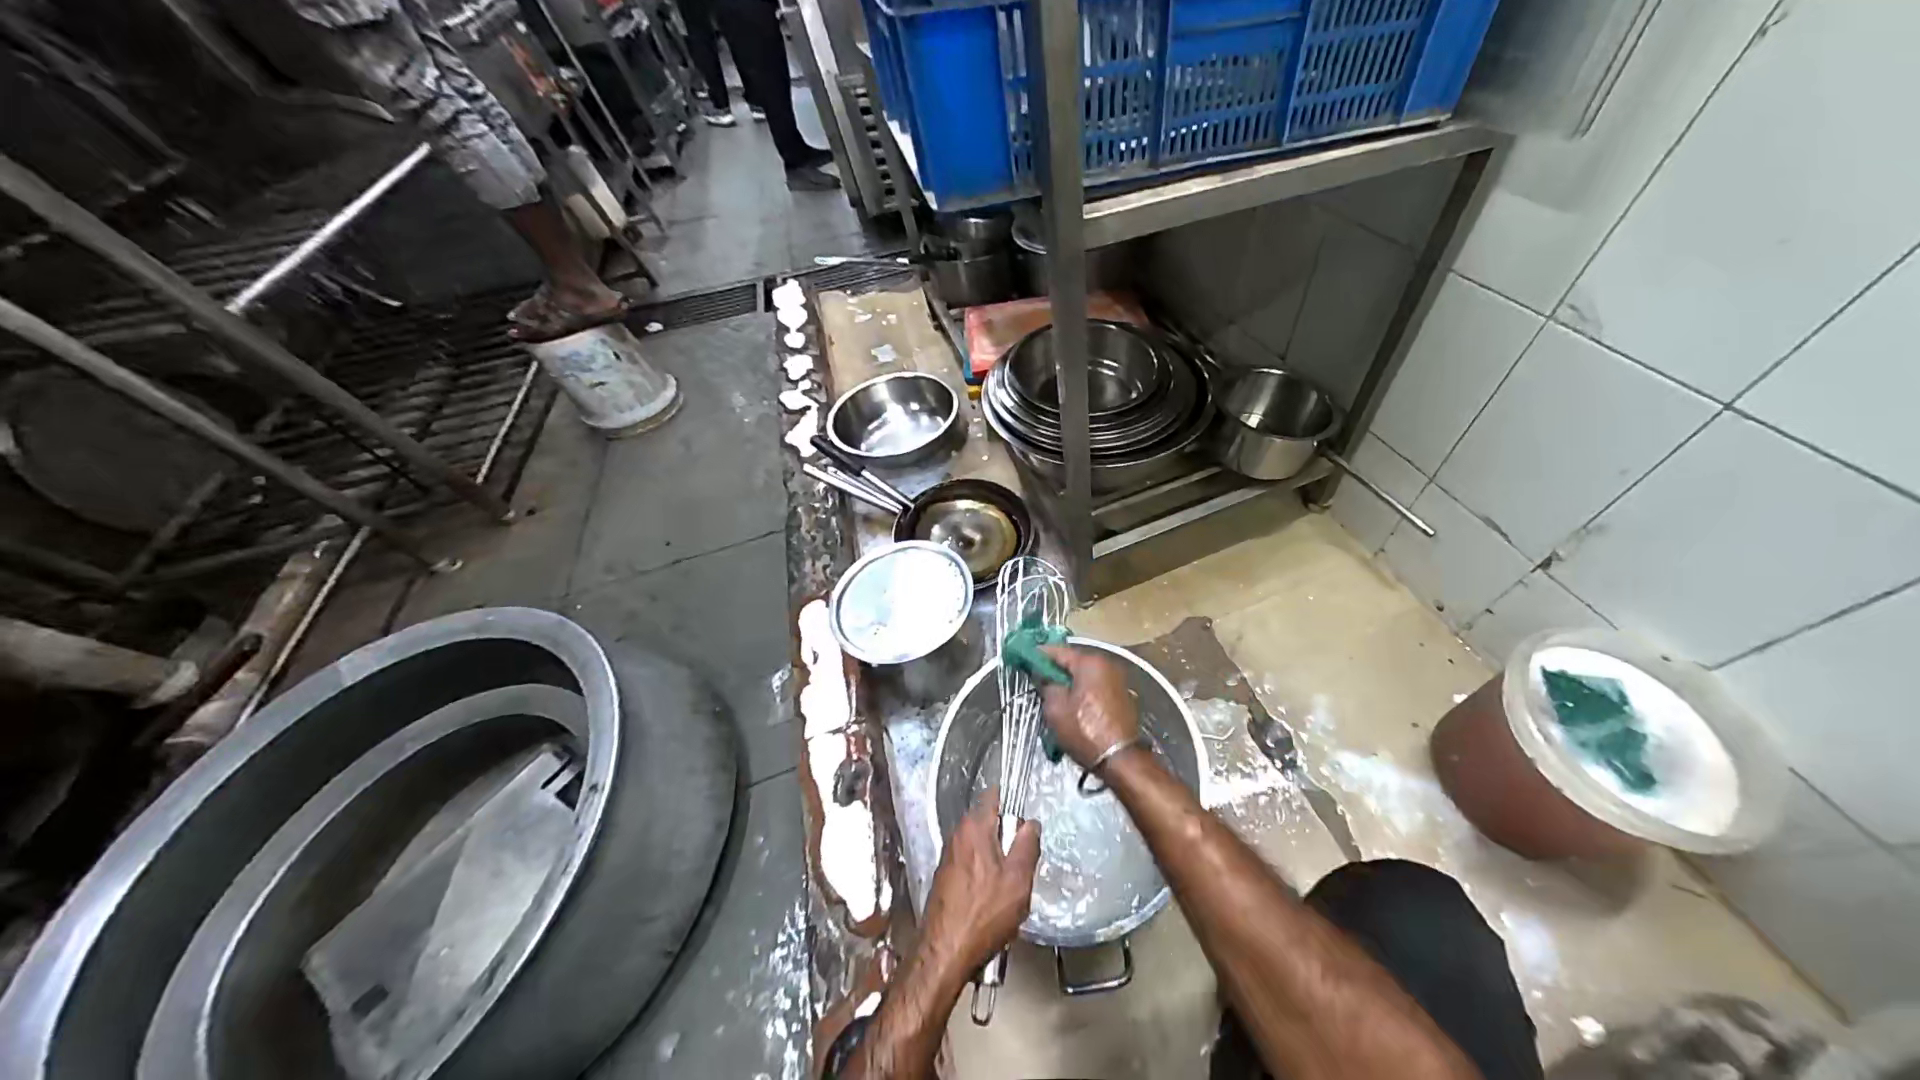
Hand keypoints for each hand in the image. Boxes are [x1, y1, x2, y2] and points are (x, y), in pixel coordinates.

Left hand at [922, 787, 1039, 976]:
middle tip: (1023, 862)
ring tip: (1010, 887)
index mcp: (973, 828)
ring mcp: (949, 857)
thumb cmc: (983, 915)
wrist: (945, 953)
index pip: (992, 796)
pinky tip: (993, 900)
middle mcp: (957, 836)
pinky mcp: (946, 877)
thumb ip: (1027, 846)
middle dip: (1008, 837)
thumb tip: (1031, 824)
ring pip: (981, 846)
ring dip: (997, 859)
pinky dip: (985, 874)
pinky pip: (972, 864)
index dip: (1012, 800)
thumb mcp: (1018, 880)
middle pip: (988, 823)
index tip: (1026, 815)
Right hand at [1039, 645, 1140, 768]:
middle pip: (1073, 661)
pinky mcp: (1122, 696)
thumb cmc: (1085, 731)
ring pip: (1084, 675)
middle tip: (1035, 679)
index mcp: (1090, 662)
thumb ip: (1046, 684)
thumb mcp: (1055, 708)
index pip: (1057, 650)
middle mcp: (1107, 665)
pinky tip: (1070, 704)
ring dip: (1068, 682)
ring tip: (1051, 694)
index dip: (1037, 654)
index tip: (1022, 659)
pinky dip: (1082, 691)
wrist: (1121, 759)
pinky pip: (1095, 686)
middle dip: (1054, 669)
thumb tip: (1042, 674)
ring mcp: (1117, 680)